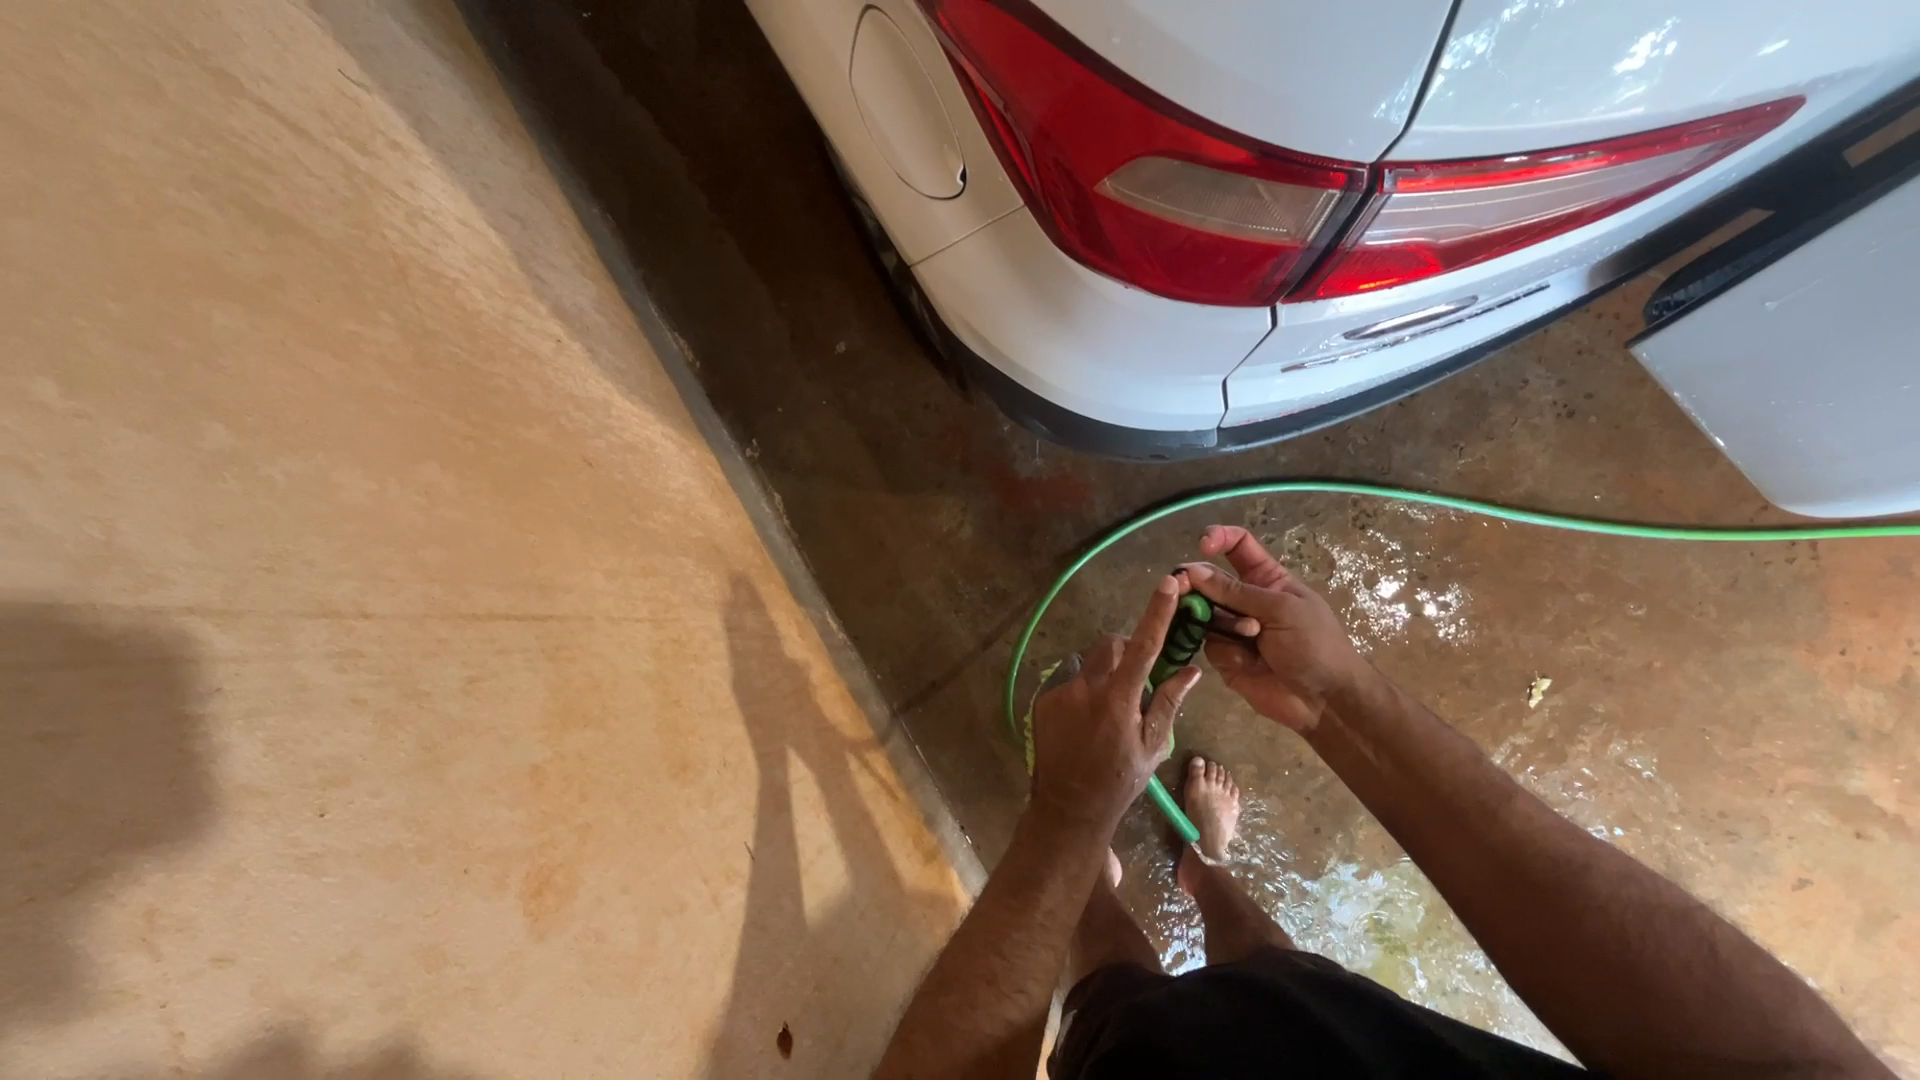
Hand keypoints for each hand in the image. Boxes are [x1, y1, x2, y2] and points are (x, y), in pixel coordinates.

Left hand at [1030, 575, 1202, 830]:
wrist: (1068, 806)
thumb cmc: (1119, 780)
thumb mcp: (1152, 746)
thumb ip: (1168, 702)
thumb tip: (1191, 670)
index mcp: (1119, 699)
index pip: (1143, 646)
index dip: (1157, 612)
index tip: (1168, 583)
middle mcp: (1087, 688)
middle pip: (1111, 647)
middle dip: (1126, 653)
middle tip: (1137, 683)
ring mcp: (1060, 692)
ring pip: (1090, 665)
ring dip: (1103, 676)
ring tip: (1106, 714)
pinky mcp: (1043, 699)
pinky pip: (1070, 682)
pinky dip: (1083, 692)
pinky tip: (1084, 724)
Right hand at [1180, 526, 1372, 732]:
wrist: (1325, 700)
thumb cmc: (1315, 645)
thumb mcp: (1280, 609)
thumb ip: (1235, 592)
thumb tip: (1192, 571)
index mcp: (1266, 578)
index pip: (1237, 546)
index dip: (1219, 538)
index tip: (1202, 546)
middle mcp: (1245, 600)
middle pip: (1208, 581)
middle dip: (1196, 584)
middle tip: (1182, 588)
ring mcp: (1233, 629)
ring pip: (1203, 614)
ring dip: (1222, 624)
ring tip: (1249, 639)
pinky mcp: (1226, 656)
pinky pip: (1209, 645)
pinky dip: (1226, 652)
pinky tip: (1247, 662)